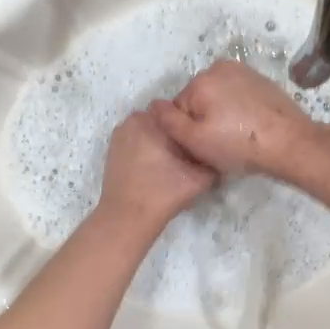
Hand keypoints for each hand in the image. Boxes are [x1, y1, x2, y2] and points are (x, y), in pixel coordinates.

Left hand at [98, 110, 216, 227]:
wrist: (128, 216)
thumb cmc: (164, 192)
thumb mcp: (201, 177)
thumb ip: (213, 159)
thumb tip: (217, 152)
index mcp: (155, 119)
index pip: (178, 112)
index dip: (189, 128)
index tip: (195, 146)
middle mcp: (134, 119)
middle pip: (162, 121)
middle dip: (172, 134)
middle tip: (184, 156)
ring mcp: (120, 134)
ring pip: (147, 131)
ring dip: (158, 141)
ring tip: (169, 163)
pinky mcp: (112, 149)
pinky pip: (135, 142)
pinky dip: (144, 150)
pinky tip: (152, 168)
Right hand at [149, 60, 310, 175]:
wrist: (289, 143)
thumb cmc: (239, 145)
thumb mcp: (196, 140)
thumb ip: (169, 121)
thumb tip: (154, 105)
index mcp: (201, 80)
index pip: (180, 108)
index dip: (188, 130)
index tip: (205, 145)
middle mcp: (220, 67)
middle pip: (198, 99)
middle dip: (205, 119)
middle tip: (222, 142)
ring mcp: (243, 71)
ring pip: (218, 97)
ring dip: (222, 114)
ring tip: (238, 136)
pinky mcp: (261, 80)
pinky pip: (237, 95)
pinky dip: (238, 109)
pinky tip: (250, 126)